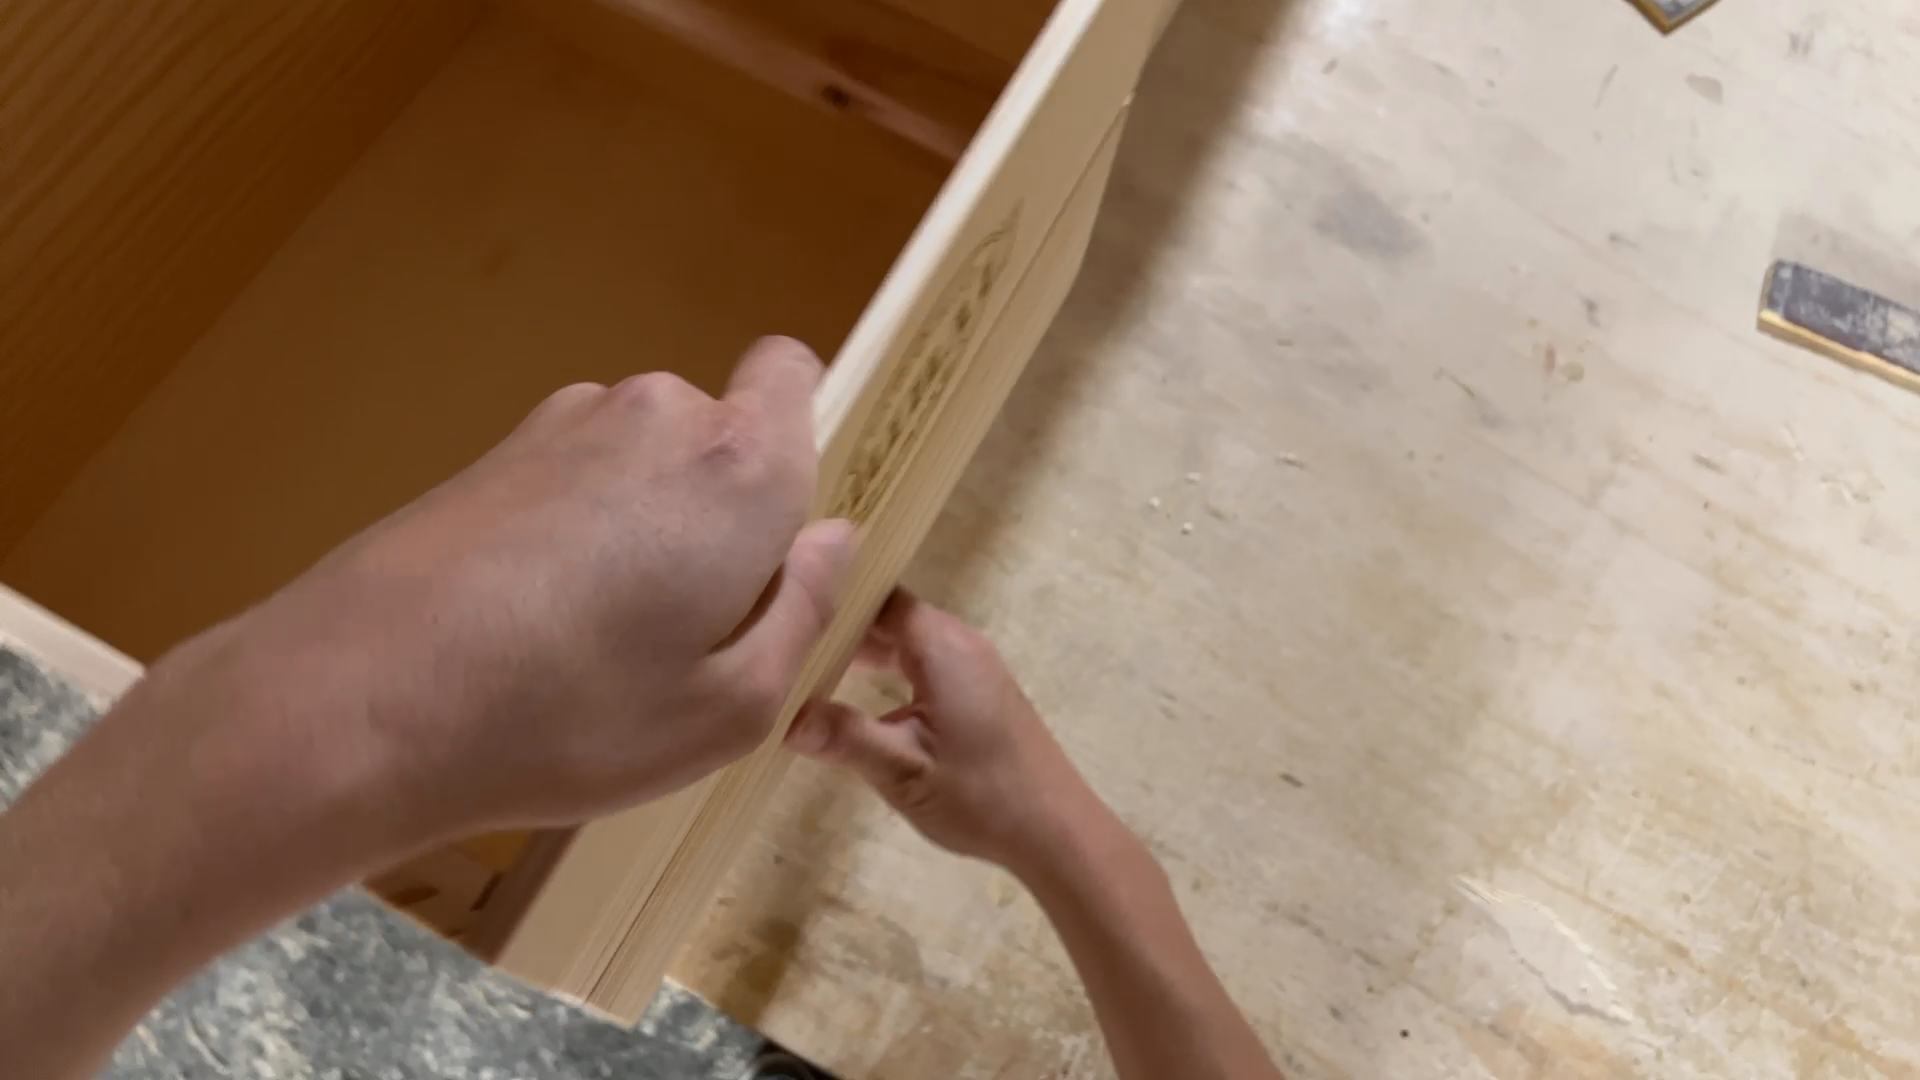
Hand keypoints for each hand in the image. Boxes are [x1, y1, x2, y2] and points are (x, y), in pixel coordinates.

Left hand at [157, 336, 854, 847]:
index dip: (803, 433)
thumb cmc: (574, 717)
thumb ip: (809, 607)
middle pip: (732, 434)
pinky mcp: (499, 446)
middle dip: (734, 507)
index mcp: (739, 466)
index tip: (781, 523)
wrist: (344, 710)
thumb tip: (833, 538)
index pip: (794, 373)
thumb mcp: (736, 705)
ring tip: (608, 622)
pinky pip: (591, 468)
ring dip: (662, 517)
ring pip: (660, 456)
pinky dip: (595, 518)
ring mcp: (569, 420)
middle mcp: (660, 415)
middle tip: (695, 614)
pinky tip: (543, 606)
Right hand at [785, 590, 1106, 872]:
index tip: (787, 608)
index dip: (835, 598)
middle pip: (893, 616)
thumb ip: (843, 737)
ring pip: (910, 640)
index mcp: (941, 645)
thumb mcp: (902, 770)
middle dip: (843, 626)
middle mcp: (960, 642)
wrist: (1054, 826)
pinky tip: (861, 696)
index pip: (880, 597)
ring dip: (867, 651)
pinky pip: (927, 661)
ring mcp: (974, 665)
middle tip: (786, 641)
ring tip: (809, 665)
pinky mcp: (980, 690)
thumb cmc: (979, 795)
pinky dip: (893, 669)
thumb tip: (780, 716)